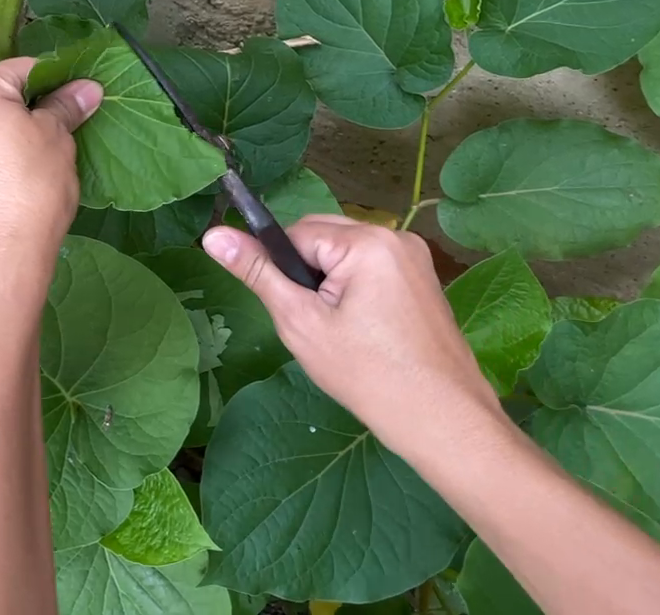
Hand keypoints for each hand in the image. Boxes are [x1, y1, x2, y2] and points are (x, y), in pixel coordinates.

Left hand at [0, 58, 101, 305]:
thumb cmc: (31, 188)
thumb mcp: (57, 140)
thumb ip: (66, 107)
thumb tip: (87, 87)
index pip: (21, 70)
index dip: (55, 81)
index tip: (78, 100)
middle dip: (26, 109)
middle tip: (59, 134)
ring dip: (5, 134)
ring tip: (36, 161)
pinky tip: (10, 182)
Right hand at [201, 216, 501, 457]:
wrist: (447, 425)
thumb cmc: (367, 375)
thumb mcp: (300, 321)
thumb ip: (257, 272)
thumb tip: (212, 234)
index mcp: (367, 241)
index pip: (294, 234)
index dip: (283, 272)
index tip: (295, 312)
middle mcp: (395, 236)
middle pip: (320, 237)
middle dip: (306, 274)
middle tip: (314, 324)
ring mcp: (414, 257)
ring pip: (342, 253)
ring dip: (326, 282)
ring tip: (337, 331)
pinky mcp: (422, 279)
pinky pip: (367, 267)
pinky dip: (351, 290)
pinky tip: (360, 331)